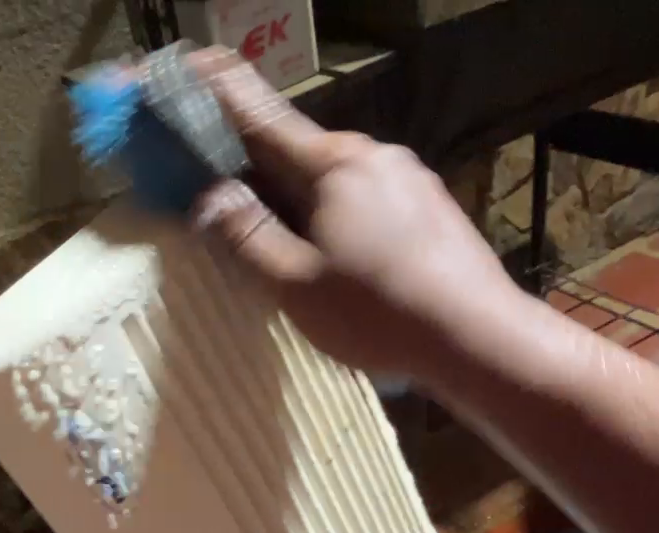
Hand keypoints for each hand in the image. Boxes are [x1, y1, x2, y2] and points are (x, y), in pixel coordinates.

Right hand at [187, 49, 518, 380]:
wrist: (476, 337)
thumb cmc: (378, 313)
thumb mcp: (295, 286)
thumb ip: (246, 237)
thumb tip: (207, 197)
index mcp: (331, 164)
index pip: (257, 112)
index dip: (213, 90)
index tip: (181, 70)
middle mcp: (371, 155)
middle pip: (294, 152)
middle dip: (254, 170)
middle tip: (221, 203)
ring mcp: (406, 178)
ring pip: (330, 181)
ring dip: (296, 203)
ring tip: (283, 252)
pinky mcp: (427, 206)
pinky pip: (363, 200)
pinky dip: (333, 218)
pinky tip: (336, 262)